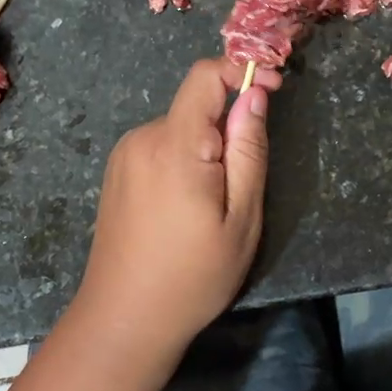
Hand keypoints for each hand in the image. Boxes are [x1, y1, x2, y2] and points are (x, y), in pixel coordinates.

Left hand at [71, 59, 278, 356]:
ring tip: (214, 201)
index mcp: (175, 145)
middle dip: (228, 123)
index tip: (273, 87)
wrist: (121, 321)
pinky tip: (185, 206)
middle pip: (196, 103)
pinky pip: (162, 144)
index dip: (242, 69)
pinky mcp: (118, 170)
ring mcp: (126, 153)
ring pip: (181, 126)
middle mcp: (144, 137)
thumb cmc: (191, 276)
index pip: (205, 75)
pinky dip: (184, 158)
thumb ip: (249, 150)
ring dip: (206, 145)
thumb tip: (255, 93)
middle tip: (246, 175)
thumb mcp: (241, 219)